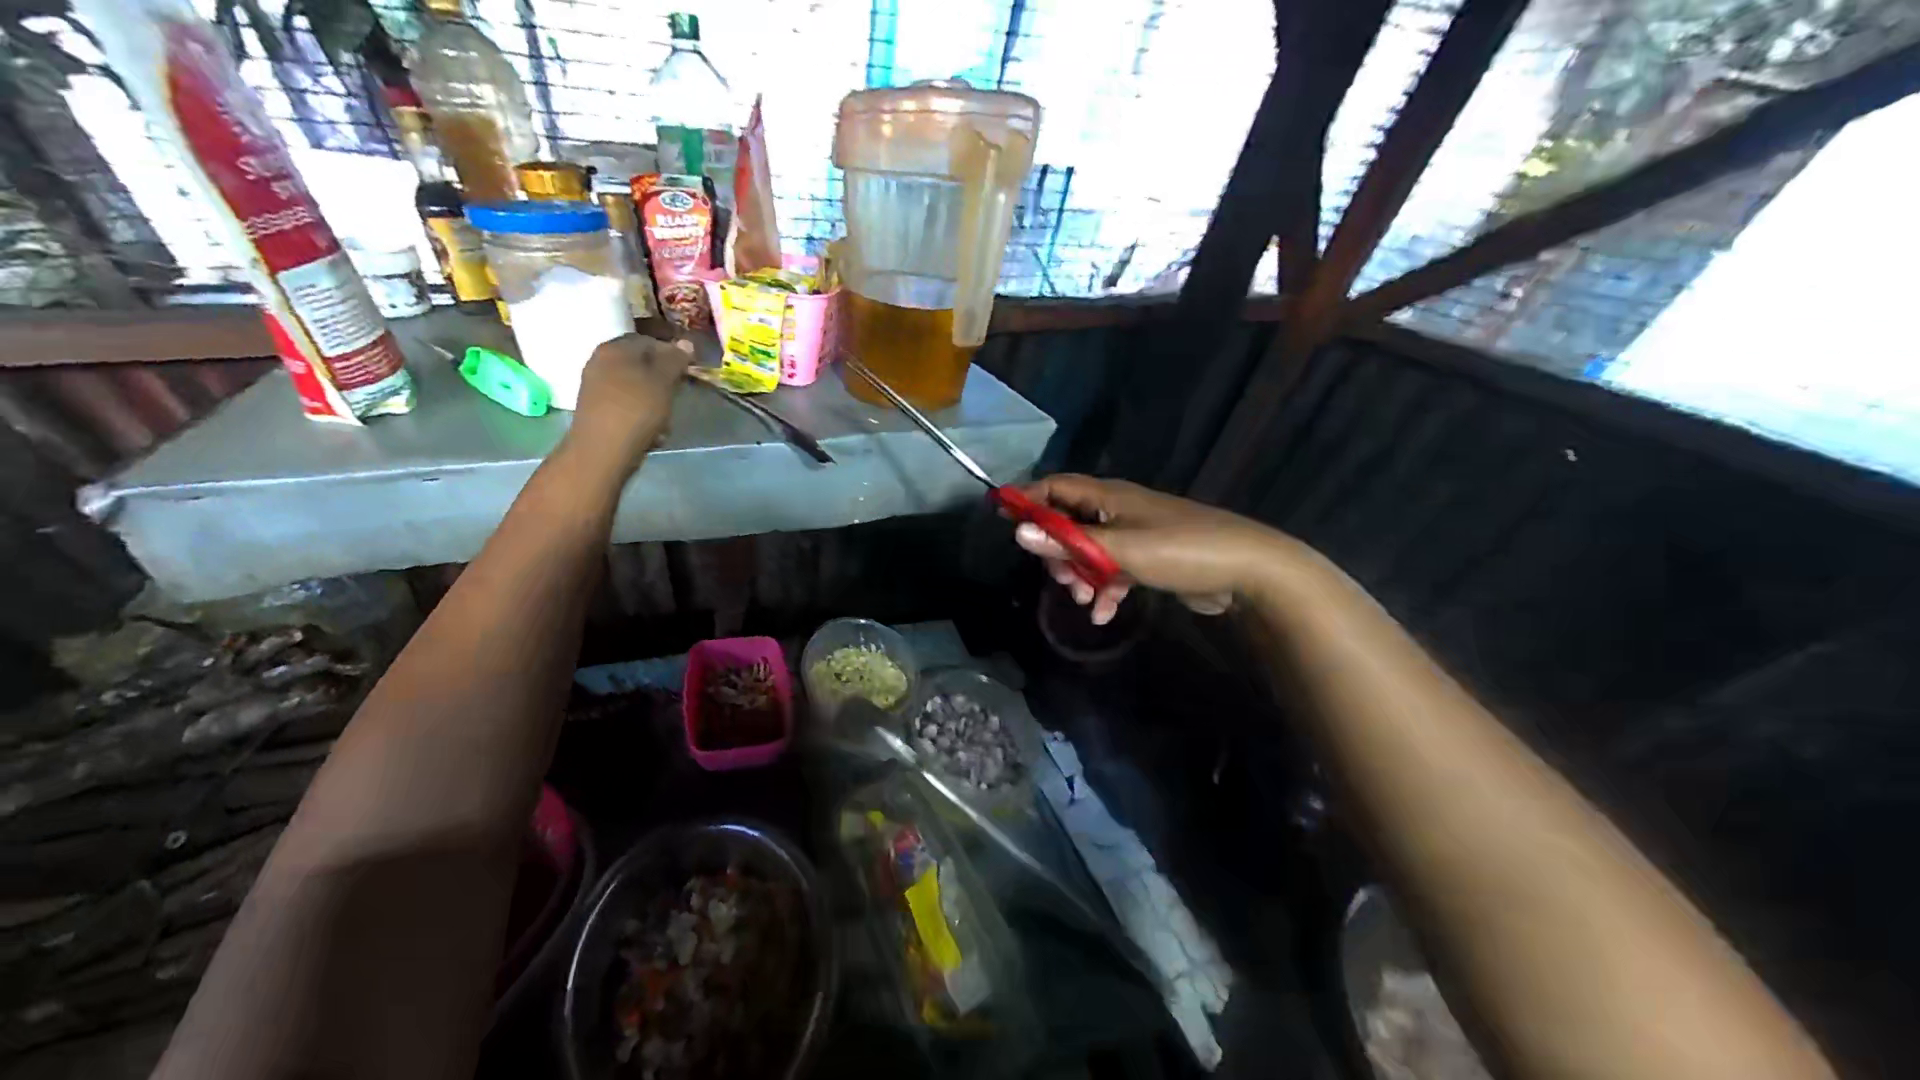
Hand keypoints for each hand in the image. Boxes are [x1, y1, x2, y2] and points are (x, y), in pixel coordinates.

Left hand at [563, 335, 694, 475]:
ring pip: (635, 385)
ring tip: (665, 417)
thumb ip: (675, 360)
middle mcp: (600, 360)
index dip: (672, 354)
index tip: (688, 371)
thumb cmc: (636, 410)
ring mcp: (595, 385)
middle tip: (678, 394)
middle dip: (662, 378)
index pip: (649, 340)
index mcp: (615, 347)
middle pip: (640, 364)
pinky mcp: (595, 409)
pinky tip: (649, 429)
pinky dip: (640, 412)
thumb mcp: (663, 382)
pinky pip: (625, 403)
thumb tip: (685, 343)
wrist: (602, 450)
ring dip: (653, 398)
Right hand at [1013, 474, 1300, 624]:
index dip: (1027, 498)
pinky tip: (1104, 614)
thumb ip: (1069, 544)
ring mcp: (1137, 534)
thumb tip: (1018, 532)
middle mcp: (1120, 510)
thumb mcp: (1120, 550)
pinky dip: (1106, 589)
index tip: (1001, 516)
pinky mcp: (1151, 558)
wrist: (1247, 569)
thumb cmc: (1180, 550)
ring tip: (1084, 600)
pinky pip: (1115, 570)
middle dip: (1058, 552)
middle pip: (1070, 523)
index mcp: (1110, 497)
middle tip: (1060, 578)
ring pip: (1091, 551)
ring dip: (1082, 576)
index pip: (1057, 487)